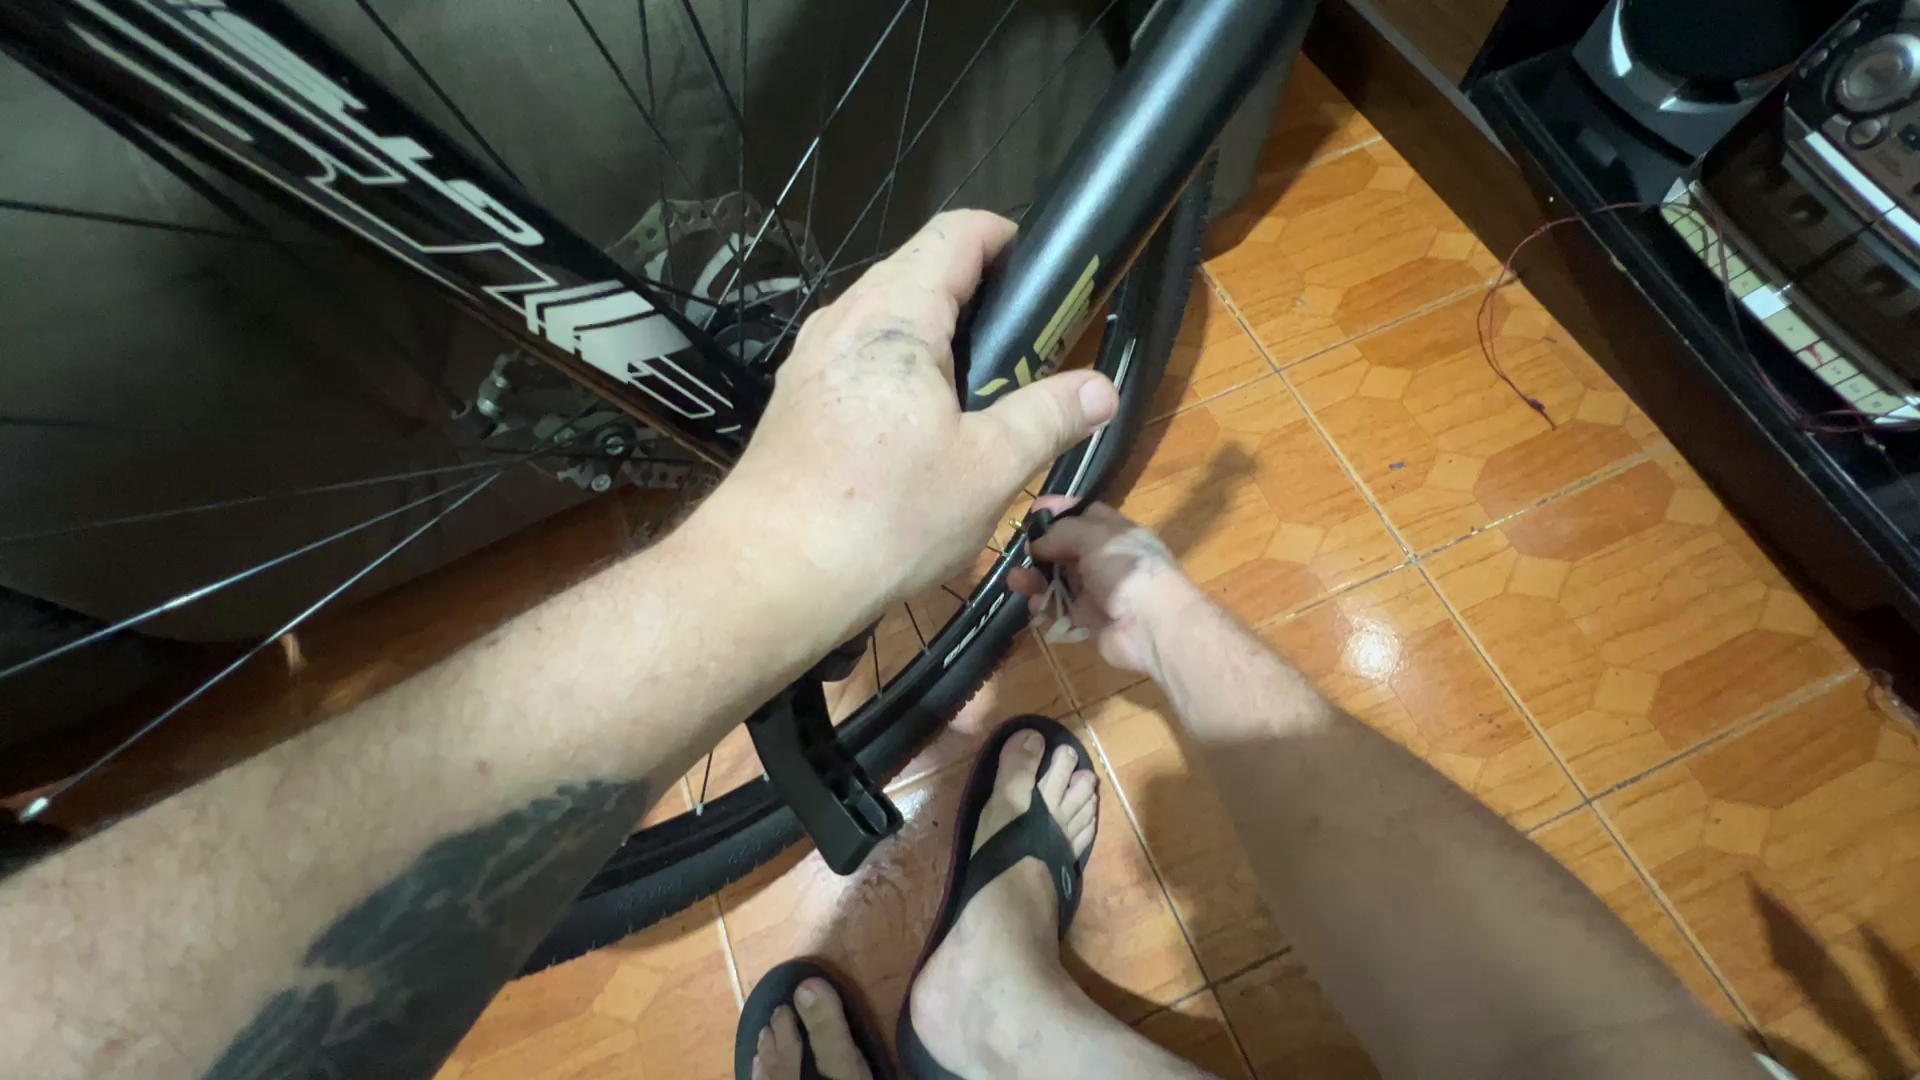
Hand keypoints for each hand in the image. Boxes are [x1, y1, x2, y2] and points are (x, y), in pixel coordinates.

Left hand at [709, 211, 1119, 631]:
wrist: (774, 573)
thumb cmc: (888, 514)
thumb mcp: (988, 468)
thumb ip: (1049, 417)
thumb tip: (1103, 389)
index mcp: (896, 314)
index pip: (955, 232)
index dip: (1005, 238)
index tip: (1042, 276)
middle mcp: (844, 319)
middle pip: (918, 271)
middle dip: (977, 294)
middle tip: (1023, 349)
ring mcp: (811, 360)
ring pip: (885, 319)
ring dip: (936, 337)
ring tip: (977, 391)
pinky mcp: (797, 401)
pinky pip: (859, 360)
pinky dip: (900, 369)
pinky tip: (917, 427)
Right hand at [1008, 498, 1202, 676]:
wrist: (1152, 627)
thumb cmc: (1128, 570)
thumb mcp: (1096, 537)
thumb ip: (1062, 533)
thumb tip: (1037, 544)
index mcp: (1116, 534)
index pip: (1085, 514)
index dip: (1060, 510)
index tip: (1034, 509)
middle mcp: (1105, 560)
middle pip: (1065, 549)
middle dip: (1040, 548)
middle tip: (1021, 550)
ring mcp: (1095, 592)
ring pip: (1056, 581)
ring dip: (1034, 579)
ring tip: (1016, 579)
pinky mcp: (1086, 621)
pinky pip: (1057, 611)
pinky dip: (1044, 607)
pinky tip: (1036, 604)